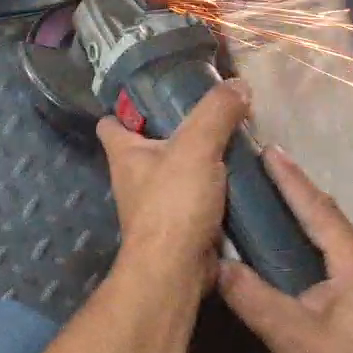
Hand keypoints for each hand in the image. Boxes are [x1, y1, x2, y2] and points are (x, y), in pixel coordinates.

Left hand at [96, 78, 249, 296]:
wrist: (175, 269)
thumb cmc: (172, 203)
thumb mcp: (195, 147)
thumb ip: (215, 112)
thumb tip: (237, 83)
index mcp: (123, 154)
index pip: (111, 123)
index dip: (127, 107)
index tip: (158, 92)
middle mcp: (133, 177)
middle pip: (149, 144)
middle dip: (177, 129)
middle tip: (213, 112)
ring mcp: (154, 203)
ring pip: (176, 171)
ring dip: (200, 160)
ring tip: (235, 140)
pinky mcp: (178, 224)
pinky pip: (196, 197)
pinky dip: (215, 187)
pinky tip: (241, 177)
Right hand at [217, 146, 352, 352]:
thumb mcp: (295, 342)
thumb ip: (254, 300)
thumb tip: (217, 265)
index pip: (319, 211)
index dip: (292, 180)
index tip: (270, 149)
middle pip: (335, 232)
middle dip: (300, 211)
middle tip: (263, 196)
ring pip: (348, 260)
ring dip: (315, 249)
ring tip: (280, 248)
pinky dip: (332, 274)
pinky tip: (316, 294)